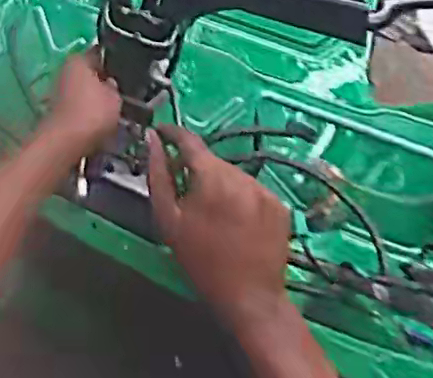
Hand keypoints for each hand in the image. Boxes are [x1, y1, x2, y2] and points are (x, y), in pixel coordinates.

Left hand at [40, 51, 120, 154]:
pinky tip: (99, 121)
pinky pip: (77, 104)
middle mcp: (65, 69)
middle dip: (103, 82)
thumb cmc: (93, 112)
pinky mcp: (56, 107)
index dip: (114, 63)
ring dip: (95, 98)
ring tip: (113, 111)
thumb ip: (114, 87)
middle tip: (121, 95)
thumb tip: (109, 83)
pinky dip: (86, 110)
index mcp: (78, 59)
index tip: (127, 74)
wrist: (66, 140)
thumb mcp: (114, 97)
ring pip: (83, 89)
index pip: (99, 54)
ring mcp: (58, 88)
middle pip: (89, 73)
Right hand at [146, 124, 291, 316]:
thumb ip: (157, 172)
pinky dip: (238, 194)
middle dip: (194, 167)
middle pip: (210, 159)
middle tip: (182, 187)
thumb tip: (152, 138)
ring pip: (230, 173)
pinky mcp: (280, 206)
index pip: (189, 139)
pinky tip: (233, 217)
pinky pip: (249, 187)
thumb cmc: (201, 259)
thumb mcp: (167, 216)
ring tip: (209, 207)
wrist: (251, 300)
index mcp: (212, 177)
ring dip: (217, 181)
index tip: (159, 133)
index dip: (171, 132)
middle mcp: (241, 176)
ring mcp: (264, 190)